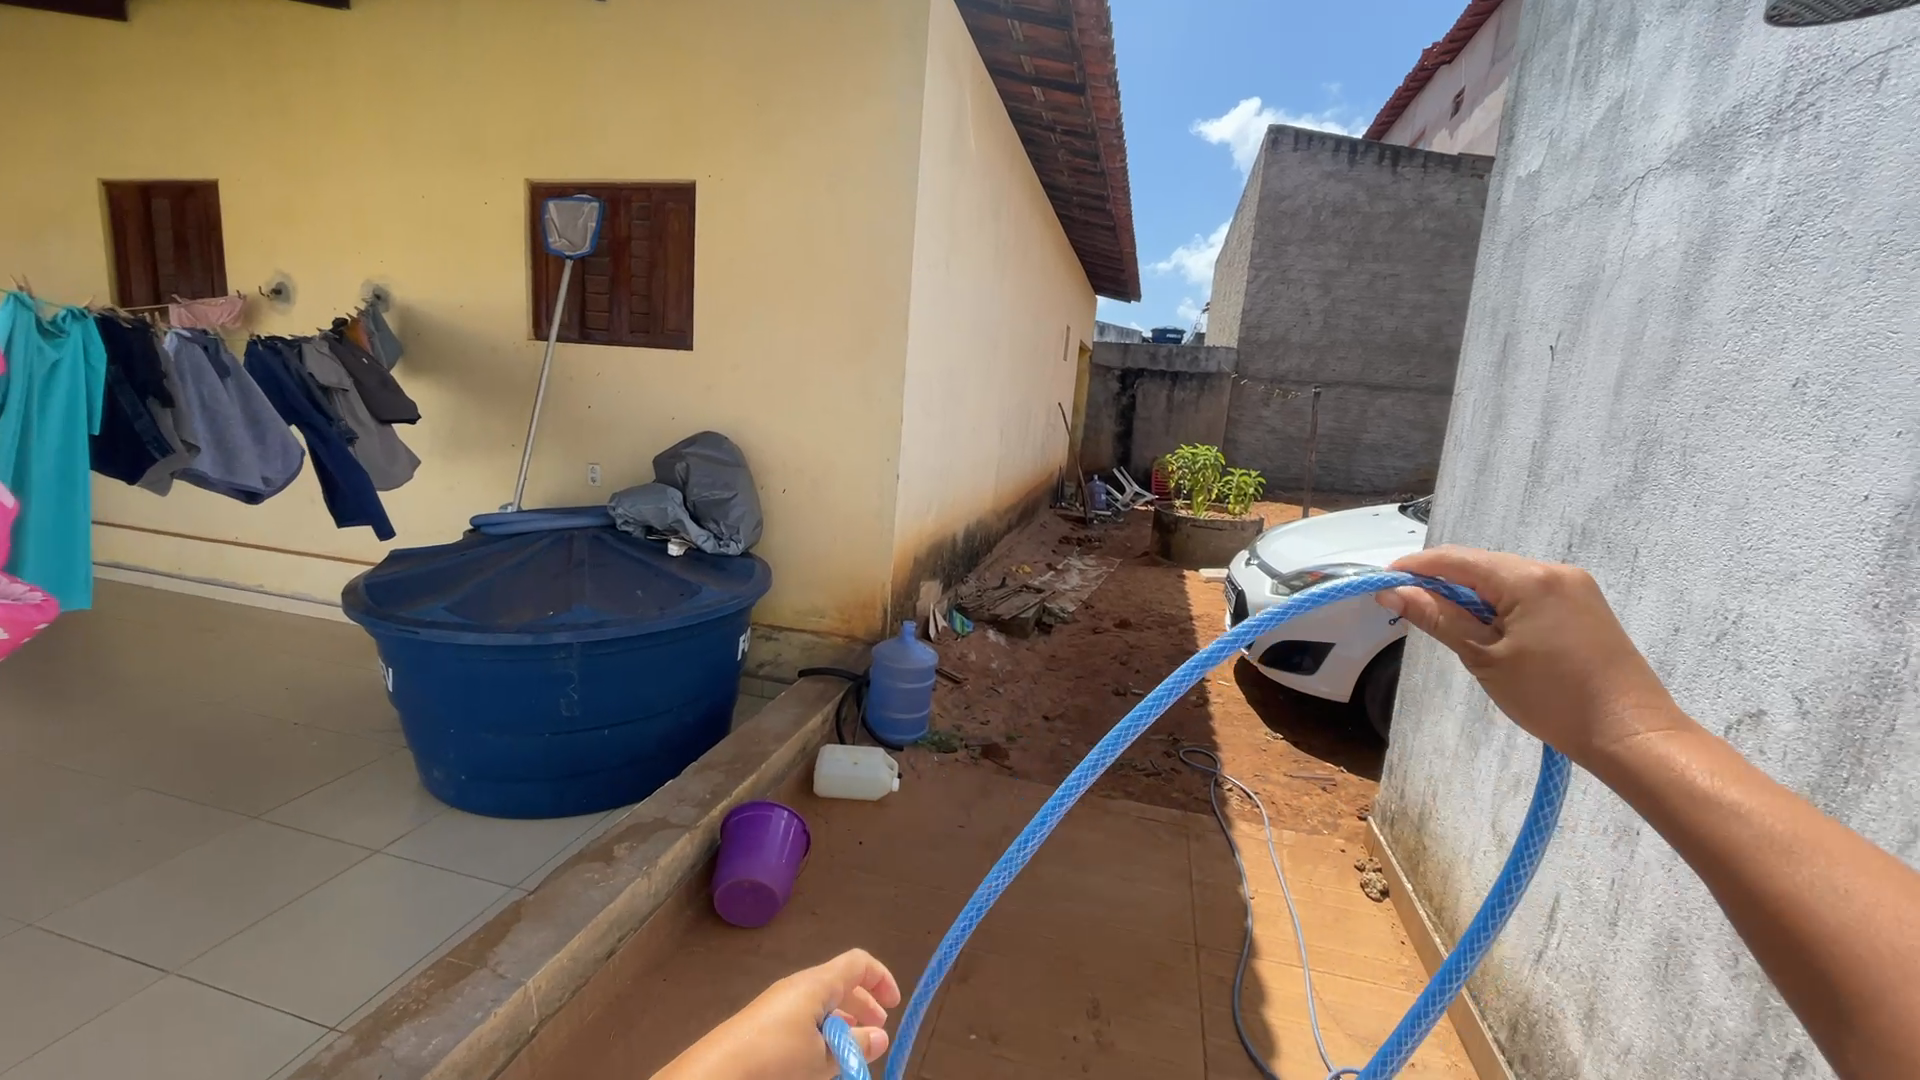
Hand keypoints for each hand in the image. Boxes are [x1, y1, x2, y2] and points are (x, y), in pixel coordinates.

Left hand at [652, 949, 901, 1079]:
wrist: (712, 1075)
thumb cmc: (774, 1060)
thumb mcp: (821, 1058)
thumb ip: (854, 1046)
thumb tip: (881, 1034)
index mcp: (816, 983)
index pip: (858, 962)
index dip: (881, 978)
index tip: (894, 1005)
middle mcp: (798, 986)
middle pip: (840, 983)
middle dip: (863, 1005)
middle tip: (877, 1033)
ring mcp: (777, 1004)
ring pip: (821, 1004)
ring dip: (841, 1024)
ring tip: (850, 1054)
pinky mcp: (762, 1024)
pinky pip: (802, 1019)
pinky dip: (819, 1034)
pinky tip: (818, 1061)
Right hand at [1375, 546, 1694, 768]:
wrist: (1632, 734)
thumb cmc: (1551, 696)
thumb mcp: (1483, 656)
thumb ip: (1437, 617)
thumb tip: (1391, 591)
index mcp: (1528, 578)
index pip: (1455, 558)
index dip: (1413, 568)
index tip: (1380, 585)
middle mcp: (1553, 570)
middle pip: (1479, 564)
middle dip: (1438, 581)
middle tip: (1405, 608)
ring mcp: (1573, 586)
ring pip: (1501, 578)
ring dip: (1467, 594)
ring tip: (1442, 623)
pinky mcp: (1583, 606)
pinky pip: (1524, 591)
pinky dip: (1495, 603)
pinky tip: (1483, 628)